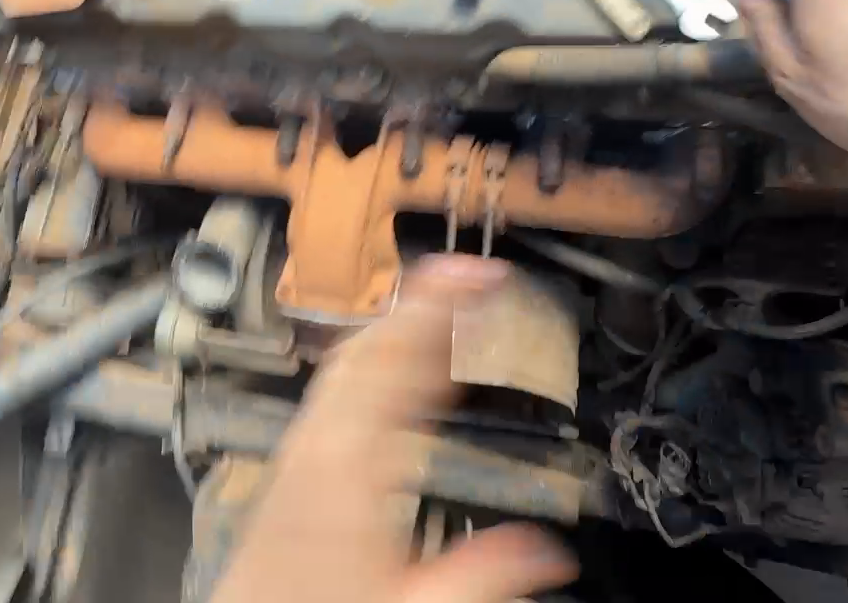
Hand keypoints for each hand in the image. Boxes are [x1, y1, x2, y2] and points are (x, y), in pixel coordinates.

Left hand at [212, 256, 577, 602]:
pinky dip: (376, 347)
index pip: (406, 358)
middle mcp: (326, 432)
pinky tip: (396, 356)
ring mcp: (306, 434)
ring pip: (353, 351)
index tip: (482, 275)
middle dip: (427, 298)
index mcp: (357, 460)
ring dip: (399, 319)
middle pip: (376, 340)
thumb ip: (483, 572)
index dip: (446, 306)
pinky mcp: (298, 446)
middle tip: (474, 276)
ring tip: (445, 302)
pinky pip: (339, 374)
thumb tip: (549, 551)